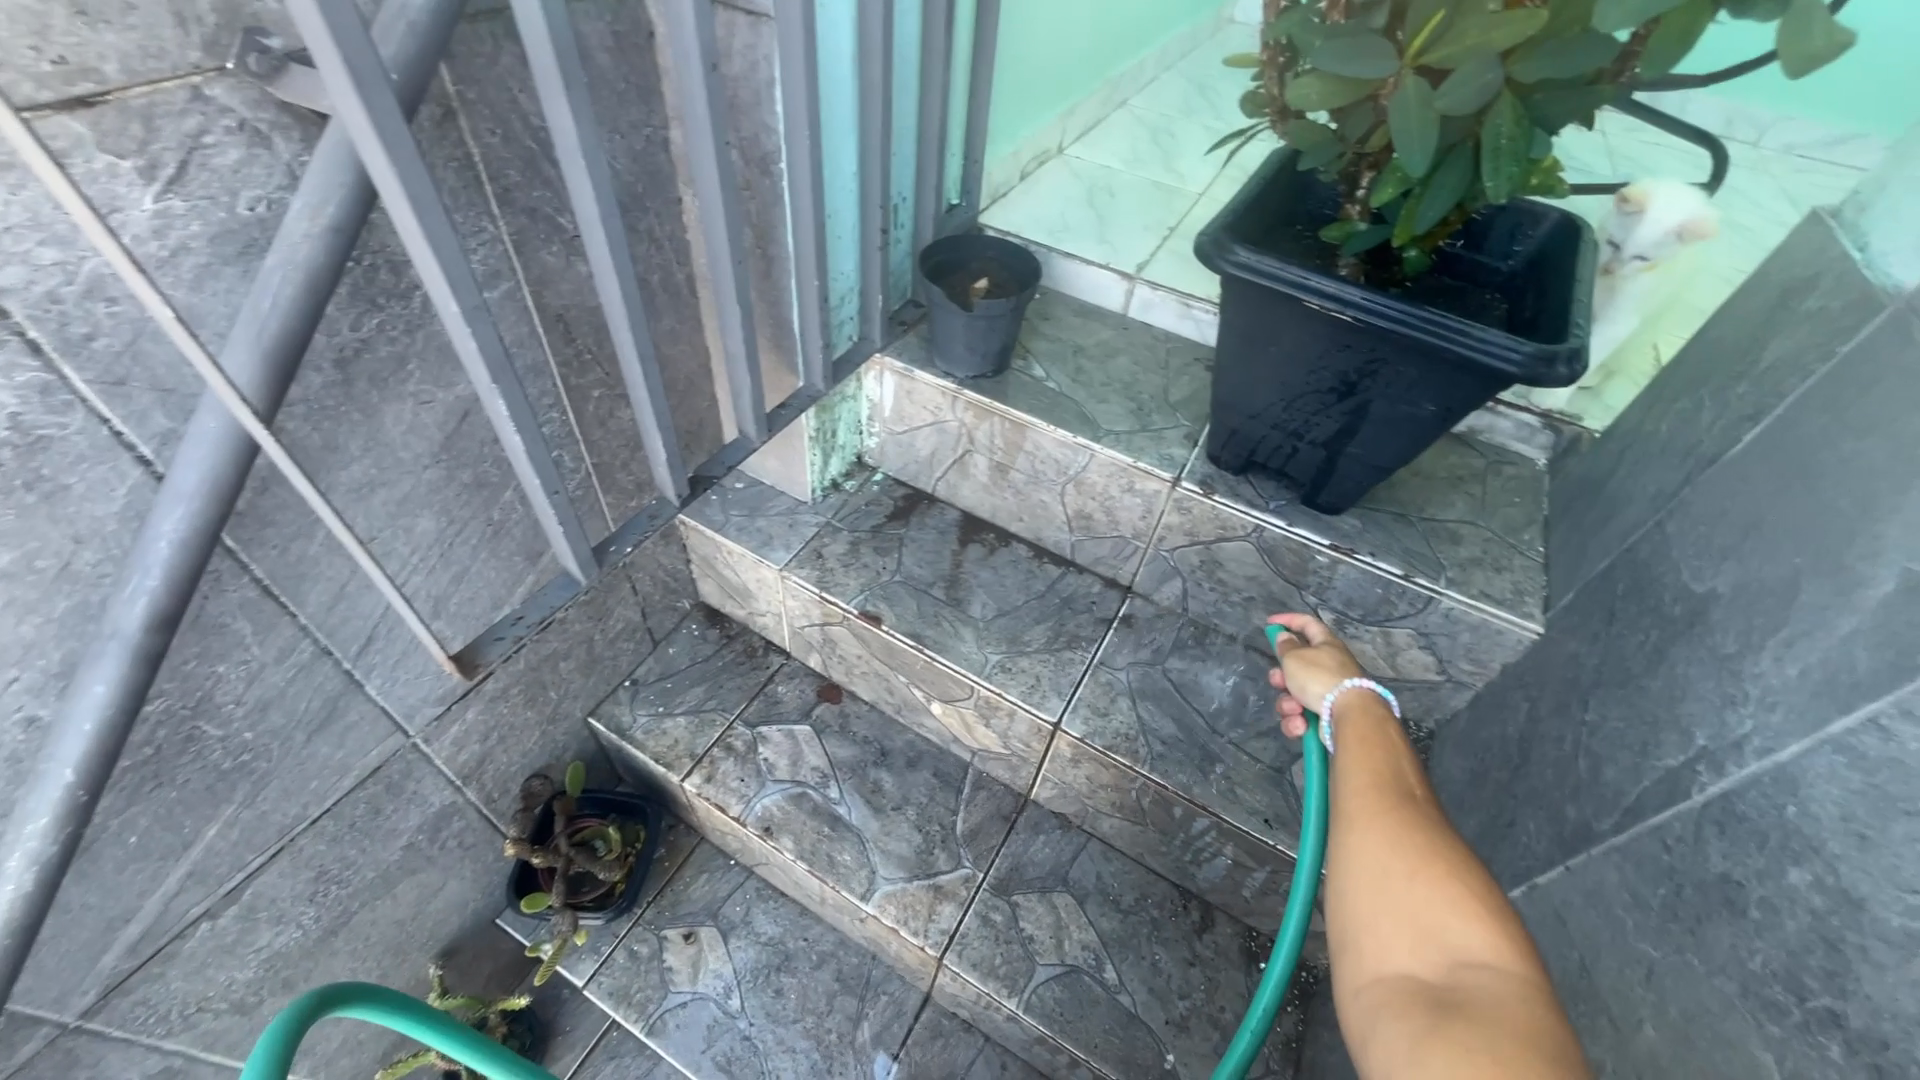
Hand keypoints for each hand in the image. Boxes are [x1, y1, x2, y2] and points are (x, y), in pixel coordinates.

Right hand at [1266, 613, 1366, 739]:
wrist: (1350, 716)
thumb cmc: (1320, 678)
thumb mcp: (1295, 657)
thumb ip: (1286, 646)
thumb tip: (1285, 637)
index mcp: (1326, 645)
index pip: (1307, 624)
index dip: (1288, 620)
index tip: (1269, 624)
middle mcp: (1328, 667)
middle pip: (1296, 666)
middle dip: (1282, 676)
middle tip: (1279, 681)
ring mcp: (1328, 693)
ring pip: (1295, 694)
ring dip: (1288, 703)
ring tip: (1295, 709)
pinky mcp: (1326, 716)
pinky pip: (1302, 716)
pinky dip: (1297, 721)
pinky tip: (1301, 725)